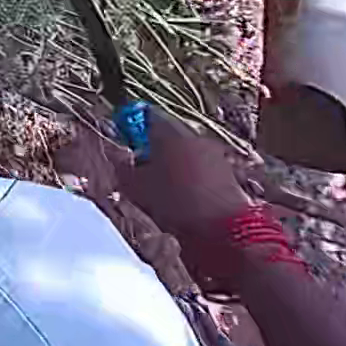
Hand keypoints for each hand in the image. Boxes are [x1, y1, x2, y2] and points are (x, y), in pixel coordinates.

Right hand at [110, 111, 252, 245]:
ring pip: (185, 151)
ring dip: (173, 162)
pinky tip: (182, 195)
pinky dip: (190, 175)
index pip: (147, 115)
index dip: (133, 124)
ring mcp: (215, 154)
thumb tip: (116, 154)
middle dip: (153, 146)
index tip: (124, 137)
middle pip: (168, 133)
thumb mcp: (133, 185)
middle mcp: (194, 137)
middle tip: (139, 165)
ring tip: (160, 185)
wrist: (224, 230)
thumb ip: (121, 165)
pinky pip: (201, 167)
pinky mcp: (229, 173)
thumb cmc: (173, 201)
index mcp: (168, 132)